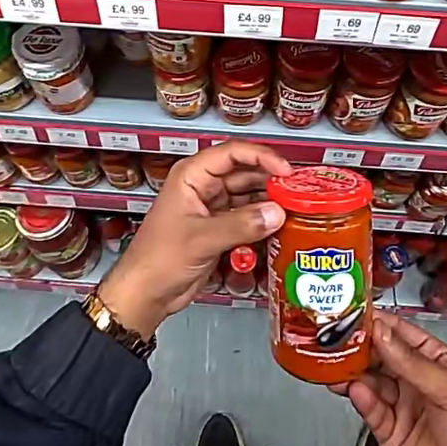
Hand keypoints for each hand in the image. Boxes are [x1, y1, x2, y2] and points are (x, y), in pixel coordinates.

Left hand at [96, 142, 291, 336]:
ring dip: (269, 200)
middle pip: (244, 172)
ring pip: (248, 194)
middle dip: (270, 178)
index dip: (261, 156)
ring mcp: (212, 207)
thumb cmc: (160, 258)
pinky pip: (246, 216)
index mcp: (192, 175)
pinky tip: (281, 224)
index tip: (285, 170)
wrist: (146, 293)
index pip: (232, 152)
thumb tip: (277, 213)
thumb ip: (242, 225)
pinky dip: (262, 219)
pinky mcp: (219, 228)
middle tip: (299, 190)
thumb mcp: (202, 238)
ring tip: (296, 207)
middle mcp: (203, 186)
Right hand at [332, 312, 446, 445]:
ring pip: (368, 379)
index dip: (379, 322)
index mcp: (436, 364)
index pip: (401, 333)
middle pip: (379, 354)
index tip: (355, 312)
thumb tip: (381, 333)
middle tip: (336, 335)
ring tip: (336, 362)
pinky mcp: (389, 434)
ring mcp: (401, 407)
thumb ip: (413, 364)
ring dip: (352, 369)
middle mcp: (416, 382)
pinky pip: (368, 409)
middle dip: (358, 344)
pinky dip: (358, 397)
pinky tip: (354, 390)